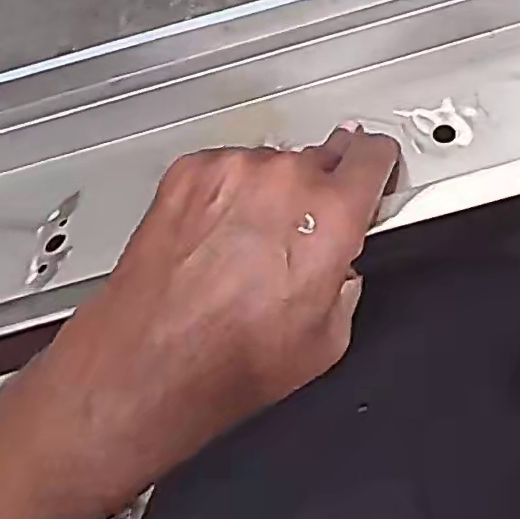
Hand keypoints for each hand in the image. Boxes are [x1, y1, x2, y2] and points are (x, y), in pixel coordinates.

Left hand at [37, 125, 400, 475]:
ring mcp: (237, 168)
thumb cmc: (226, 359)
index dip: (376, 162)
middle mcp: (287, 178)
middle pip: (324, 155)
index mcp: (332, 213)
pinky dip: (228, 191)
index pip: (373, 153)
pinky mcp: (194, 169)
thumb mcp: (328, 338)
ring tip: (243, 243)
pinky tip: (216, 234)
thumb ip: (349, 277)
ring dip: (269, 191)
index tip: (372, 164)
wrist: (143, 365)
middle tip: (296, 230)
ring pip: (274, 163)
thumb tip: (342, 259)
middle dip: (319, 189)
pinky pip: (230, 166)